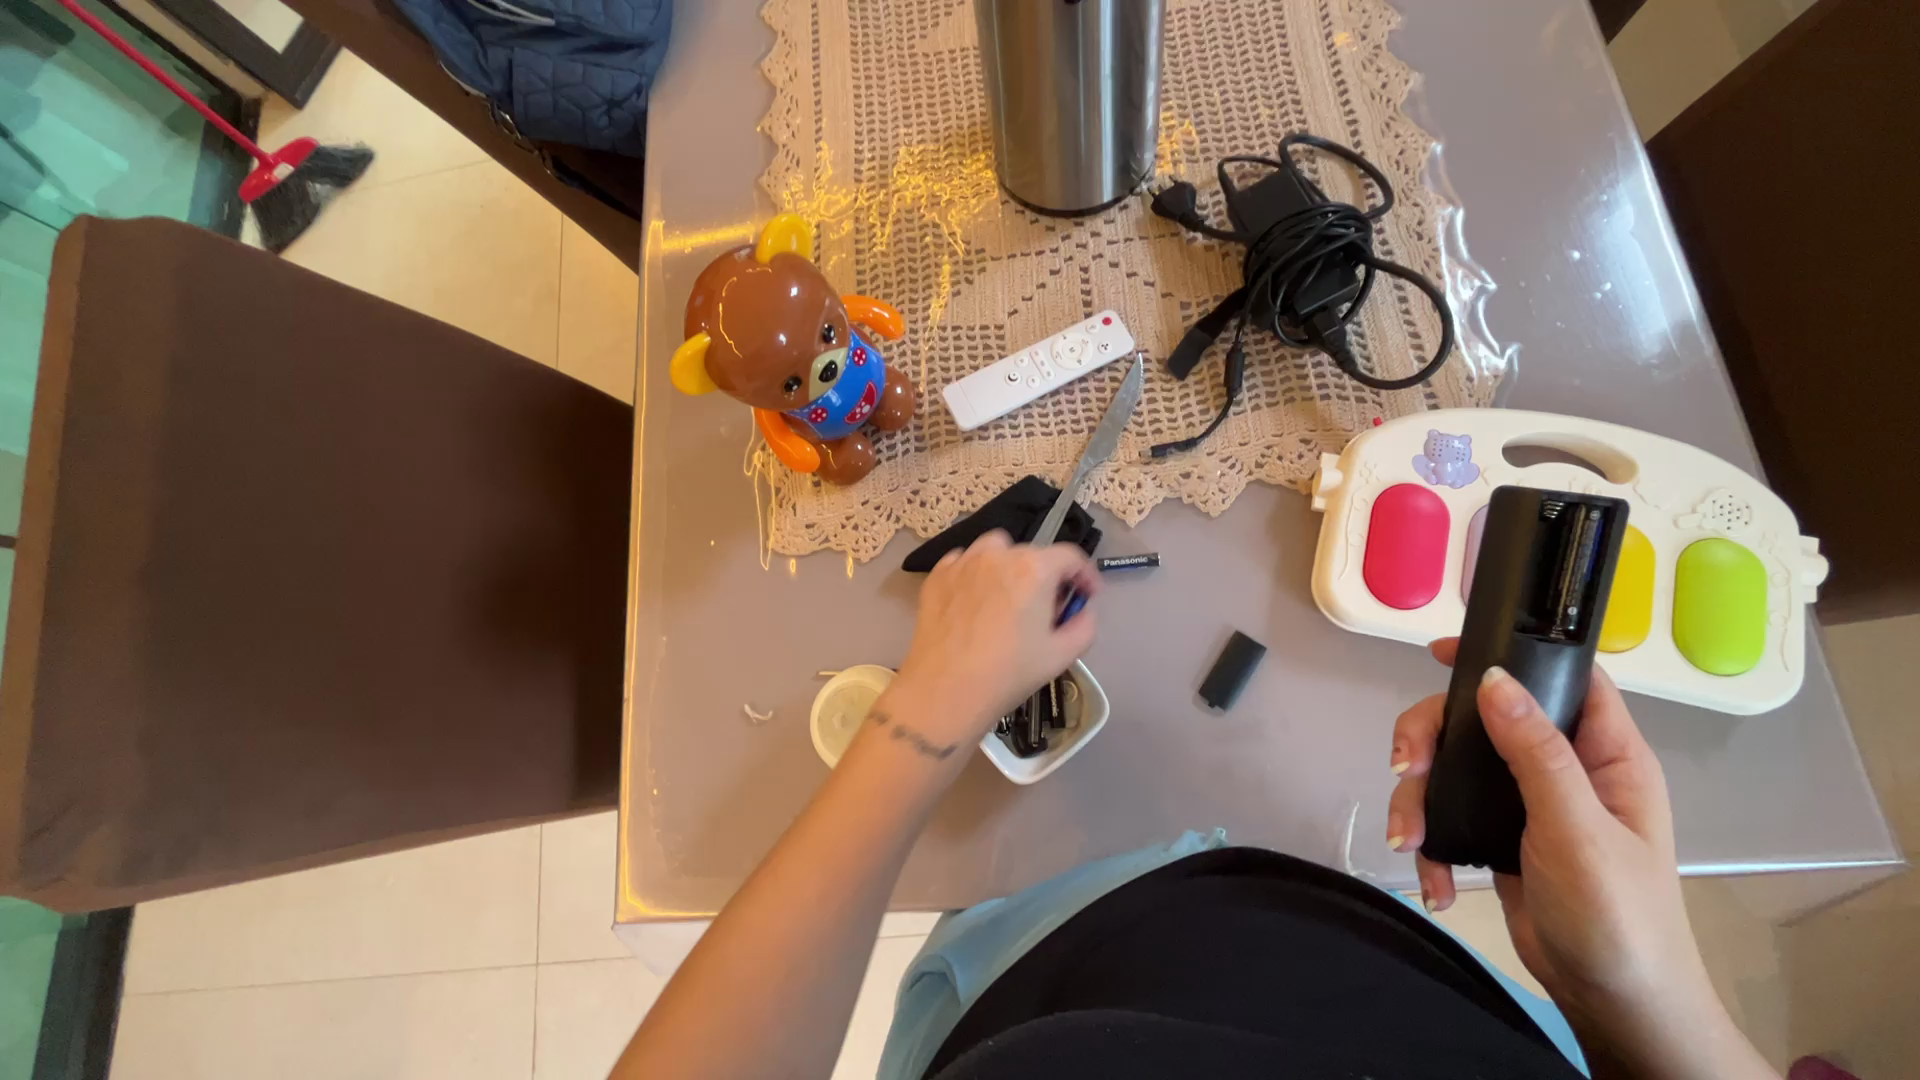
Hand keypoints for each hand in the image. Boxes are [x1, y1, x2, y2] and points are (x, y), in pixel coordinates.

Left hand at [879, 531, 1100, 752]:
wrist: (944, 691)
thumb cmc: (1008, 673)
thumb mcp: (1062, 655)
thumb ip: (1084, 625)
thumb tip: (1081, 611)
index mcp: (1034, 569)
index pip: (1070, 557)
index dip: (1085, 575)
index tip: (1087, 595)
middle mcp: (998, 555)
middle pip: (1032, 554)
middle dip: (1046, 576)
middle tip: (1046, 608)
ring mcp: (963, 562)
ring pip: (994, 550)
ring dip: (1008, 566)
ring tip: (1008, 596)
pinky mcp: (937, 577)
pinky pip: (963, 563)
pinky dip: (975, 574)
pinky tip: (975, 600)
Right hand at [1387, 640, 1771, 1078]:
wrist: (1611, 1003)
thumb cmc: (1616, 915)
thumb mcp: (1577, 828)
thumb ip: (1536, 752)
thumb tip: (1494, 678)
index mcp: (1602, 755)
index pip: (1562, 678)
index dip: (1510, 653)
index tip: (1443, 652)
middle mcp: (1559, 767)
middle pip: (1477, 720)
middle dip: (1429, 739)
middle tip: (1404, 766)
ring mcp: (1522, 801)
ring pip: (1448, 766)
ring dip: (1418, 800)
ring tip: (1408, 840)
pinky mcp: (1493, 833)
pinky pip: (1443, 814)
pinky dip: (1429, 843)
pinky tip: (1434, 880)